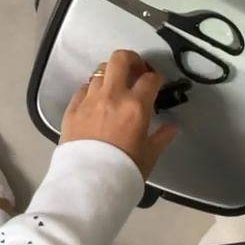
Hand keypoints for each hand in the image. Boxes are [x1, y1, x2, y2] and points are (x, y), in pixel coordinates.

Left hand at [60, 49, 178, 178]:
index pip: (150, 78)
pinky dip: (92, 90)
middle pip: (120, 59)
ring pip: (99, 71)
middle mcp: (112, 95)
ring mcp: (89, 99)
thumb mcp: (149, 155)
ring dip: (110, 75)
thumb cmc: (124, 170)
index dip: (156, 77)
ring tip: (114, 87)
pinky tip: (95, 102)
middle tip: (136, 70)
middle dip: (131, 59)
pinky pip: (83, 89)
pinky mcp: (72, 108)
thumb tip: (173, 127)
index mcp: (135, 106)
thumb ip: (162, 137)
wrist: (88, 184)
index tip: (156, 83)